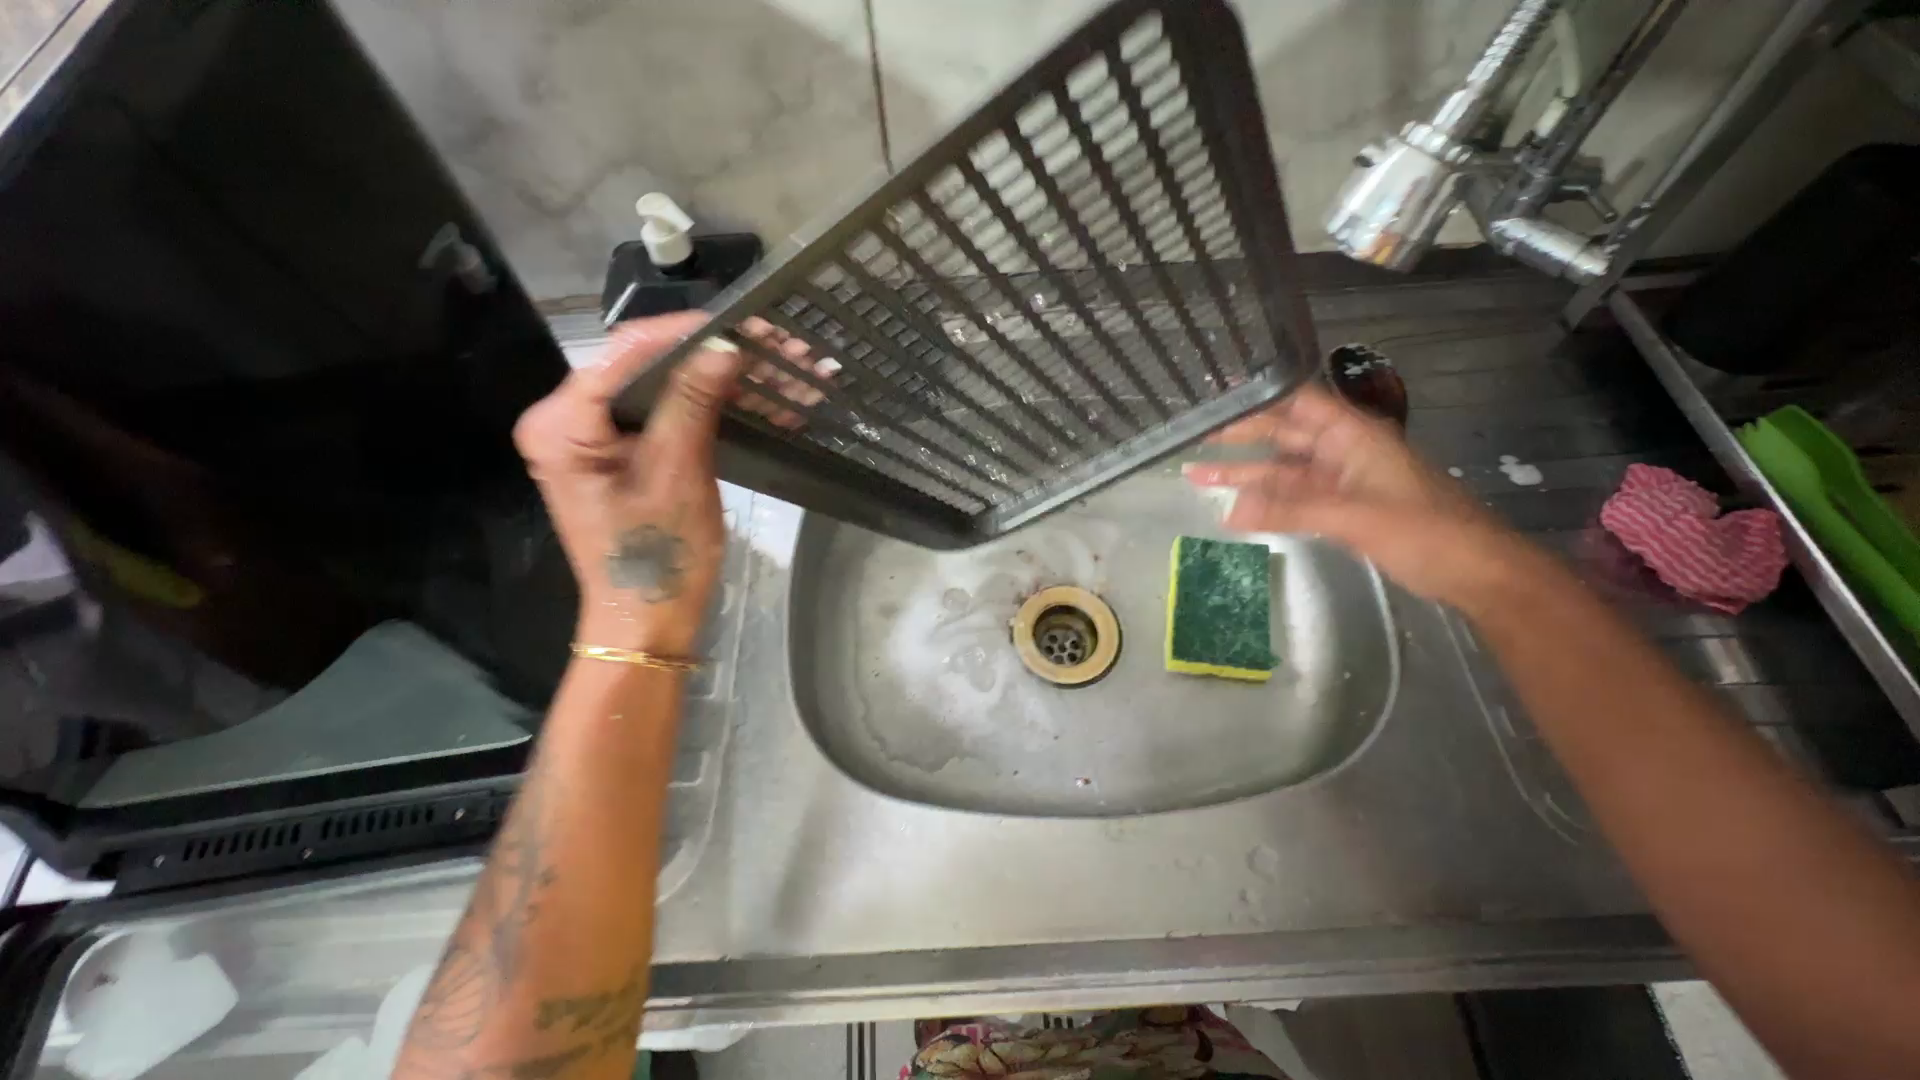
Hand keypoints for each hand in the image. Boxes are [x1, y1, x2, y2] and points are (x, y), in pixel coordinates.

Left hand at [513, 312, 740, 656]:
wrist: (646, 624)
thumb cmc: (656, 558)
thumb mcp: (677, 473)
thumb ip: (693, 400)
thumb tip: (723, 343)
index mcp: (562, 424)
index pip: (624, 352)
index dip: (686, 332)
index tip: (742, 323)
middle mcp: (565, 421)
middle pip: (643, 368)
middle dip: (711, 357)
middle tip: (772, 349)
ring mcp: (591, 439)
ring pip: (660, 391)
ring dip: (718, 383)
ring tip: (778, 373)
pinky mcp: (617, 456)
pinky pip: (662, 417)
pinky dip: (706, 410)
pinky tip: (753, 400)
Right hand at [1182, 382, 1545, 611]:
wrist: (1474, 570)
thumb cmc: (1424, 530)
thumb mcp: (1354, 516)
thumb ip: (1291, 510)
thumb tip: (1230, 511)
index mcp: (1354, 436)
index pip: (1299, 403)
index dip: (1259, 399)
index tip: (1217, 399)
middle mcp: (1345, 452)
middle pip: (1286, 437)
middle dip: (1242, 439)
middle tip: (1193, 440)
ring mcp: (1344, 483)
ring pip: (1286, 473)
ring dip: (1247, 476)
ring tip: (1198, 476)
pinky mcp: (1344, 511)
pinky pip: (1297, 500)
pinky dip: (1268, 504)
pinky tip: (1237, 510)